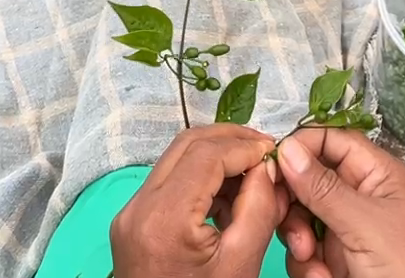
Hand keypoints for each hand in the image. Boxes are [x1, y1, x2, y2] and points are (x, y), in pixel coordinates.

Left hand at [111, 124, 290, 277]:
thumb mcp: (241, 264)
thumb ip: (258, 206)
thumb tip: (266, 165)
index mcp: (164, 218)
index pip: (206, 154)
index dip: (244, 145)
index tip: (274, 151)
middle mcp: (137, 207)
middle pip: (187, 144)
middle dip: (229, 140)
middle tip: (264, 150)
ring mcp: (130, 213)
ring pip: (176, 158)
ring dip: (215, 156)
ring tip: (252, 173)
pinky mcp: (131, 222)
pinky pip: (169, 181)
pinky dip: (200, 177)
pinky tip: (228, 195)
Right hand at [272, 129, 404, 277]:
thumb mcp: (367, 224)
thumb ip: (325, 187)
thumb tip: (287, 148)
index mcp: (374, 173)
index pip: (331, 141)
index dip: (302, 145)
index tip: (274, 162)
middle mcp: (357, 196)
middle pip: (309, 179)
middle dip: (294, 200)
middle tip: (283, 216)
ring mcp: (346, 231)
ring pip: (302, 217)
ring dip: (298, 237)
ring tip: (309, 258)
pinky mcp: (337, 263)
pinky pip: (306, 253)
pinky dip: (306, 266)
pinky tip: (320, 277)